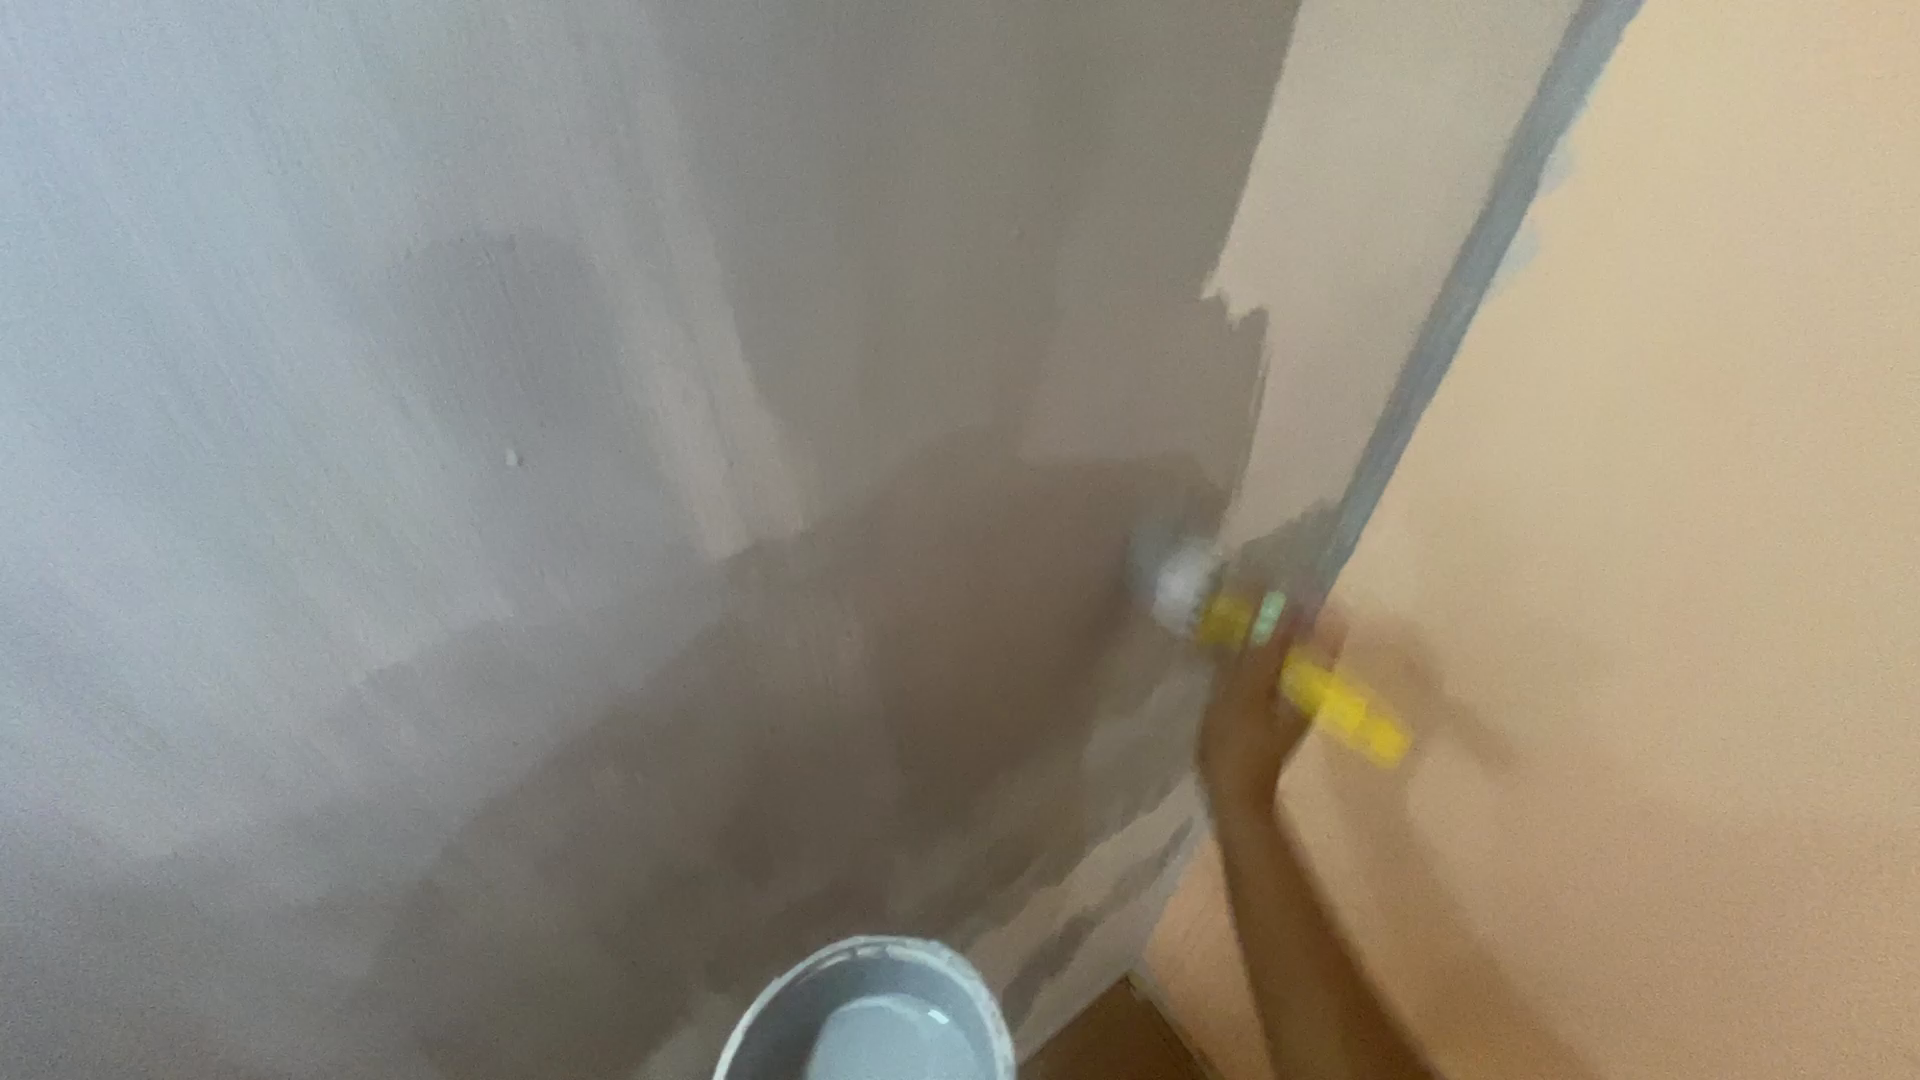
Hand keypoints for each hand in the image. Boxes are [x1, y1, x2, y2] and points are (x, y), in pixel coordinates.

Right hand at [1197, 601, 1346, 816]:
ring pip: (1281, 653)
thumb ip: (1265, 648)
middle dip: (1279, 614)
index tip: (1280, 582)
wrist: (1233, 795)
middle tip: (1248, 592)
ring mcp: (1287, 699)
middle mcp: (1306, 687)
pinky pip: (1265, 668)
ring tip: (1234, 611)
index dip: (1305, 604)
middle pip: (1300, 639)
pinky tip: (1227, 645)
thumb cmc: (1238, 743)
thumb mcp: (1246, 691)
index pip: (1321, 630)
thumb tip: (1287, 606)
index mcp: (1308, 682)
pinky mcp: (1267, 708)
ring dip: (1262, 632)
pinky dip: (1250, 652)